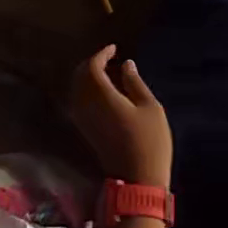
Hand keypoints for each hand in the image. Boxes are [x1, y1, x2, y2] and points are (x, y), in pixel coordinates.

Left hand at [67, 45, 172, 187]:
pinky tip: (103, 92)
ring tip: (109, 73)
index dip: (101, 54)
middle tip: (110, 58)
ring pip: (76, 89)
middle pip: (79, 77)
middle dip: (91, 63)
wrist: (137, 179)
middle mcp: (87, 106)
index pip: (92, 68)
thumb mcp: (150, 108)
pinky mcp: (85, 131)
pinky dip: (86, 90)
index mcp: (103, 97)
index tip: (114, 48)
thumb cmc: (150, 141)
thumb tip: (125, 64)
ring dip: (87, 77)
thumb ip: (135, 83)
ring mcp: (83, 120)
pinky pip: (78, 101)